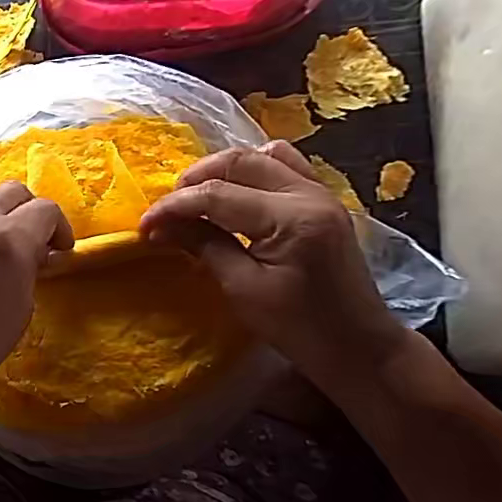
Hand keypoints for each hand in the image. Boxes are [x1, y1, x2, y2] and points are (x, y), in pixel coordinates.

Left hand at [0, 180, 72, 418]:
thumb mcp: (22, 305)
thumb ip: (31, 267)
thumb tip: (37, 252)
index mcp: (10, 240)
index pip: (45, 210)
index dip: (59, 228)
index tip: (59, 250)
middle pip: (15, 191)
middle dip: (31, 212)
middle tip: (35, 241)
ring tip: (2, 232)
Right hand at [137, 141, 403, 380]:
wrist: (358, 345)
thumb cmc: (298, 325)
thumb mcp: (242, 287)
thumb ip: (203, 245)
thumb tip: (159, 227)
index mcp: (291, 219)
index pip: (216, 195)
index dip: (173, 207)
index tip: (144, 226)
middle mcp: (309, 195)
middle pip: (239, 161)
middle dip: (193, 181)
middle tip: (167, 211)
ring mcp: (320, 194)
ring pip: (262, 156)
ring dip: (222, 171)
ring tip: (197, 200)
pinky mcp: (322, 202)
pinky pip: (283, 167)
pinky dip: (249, 174)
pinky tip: (232, 197)